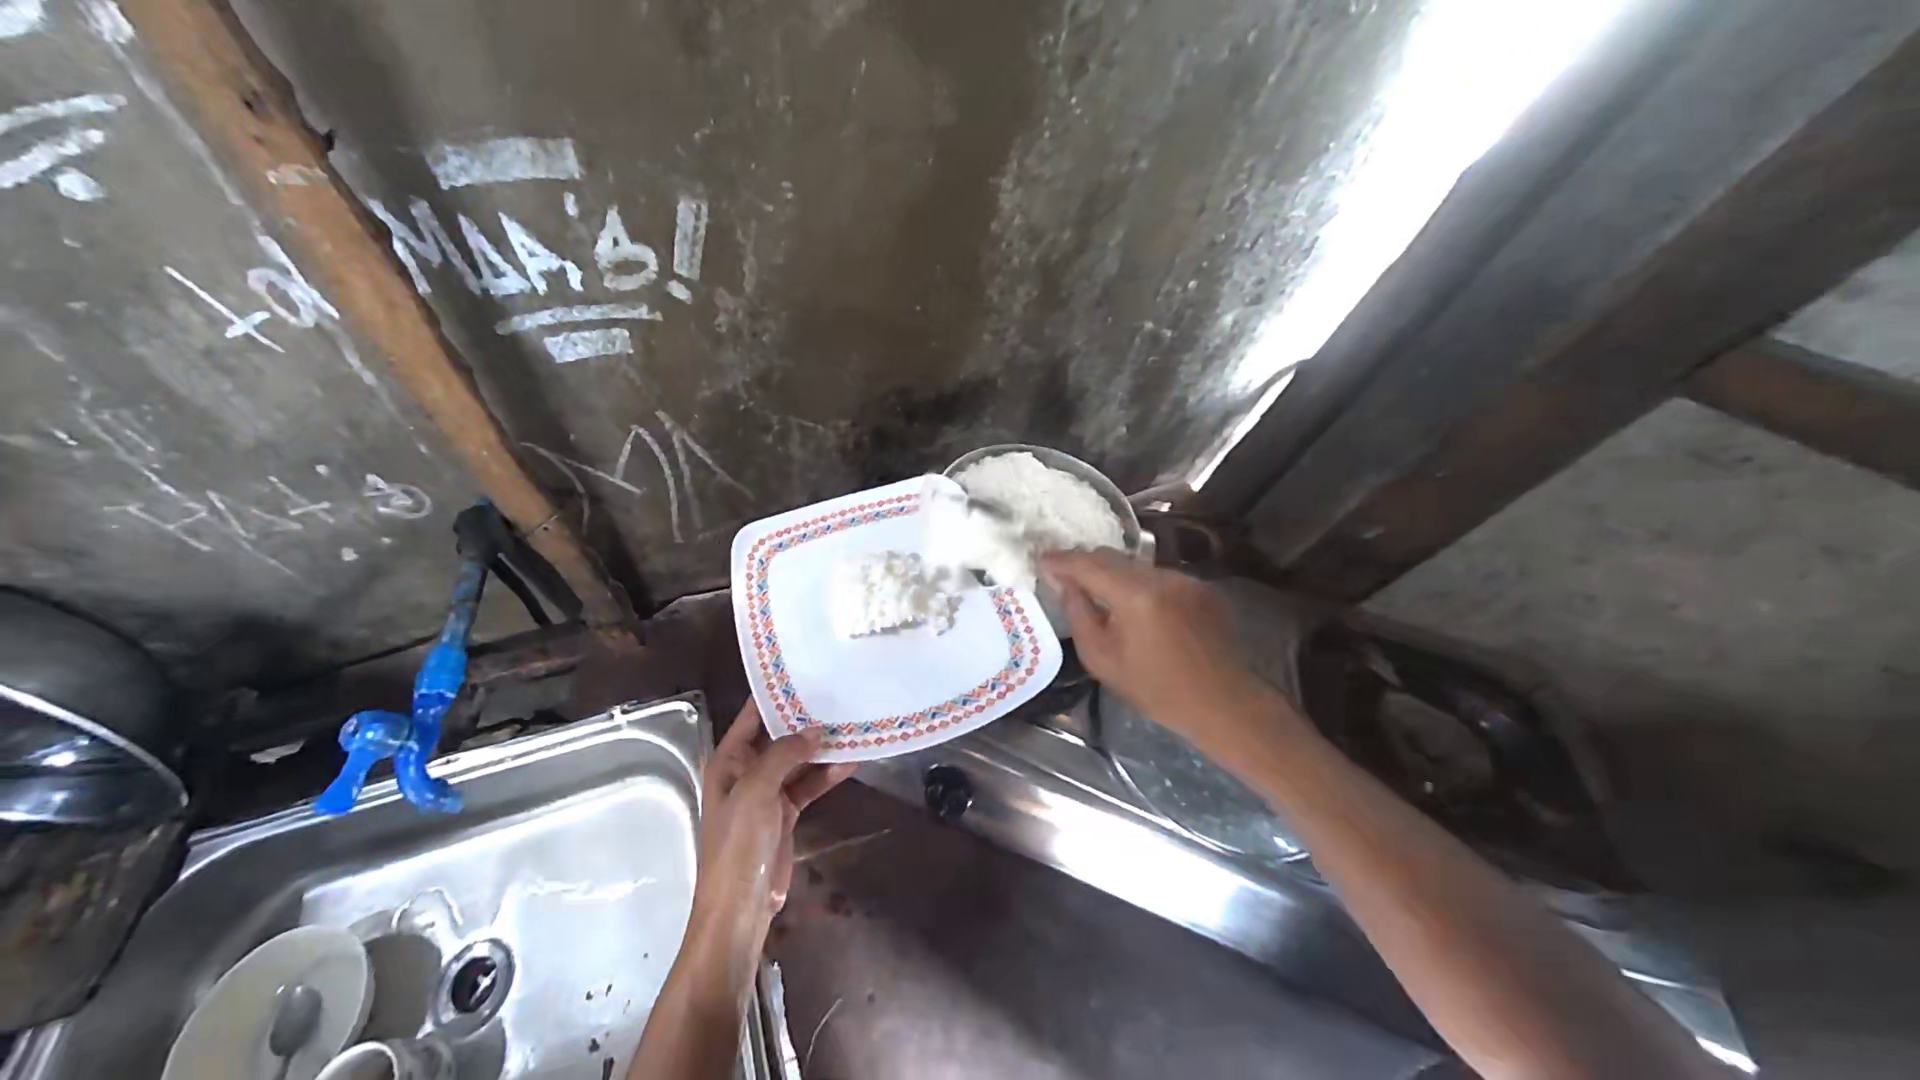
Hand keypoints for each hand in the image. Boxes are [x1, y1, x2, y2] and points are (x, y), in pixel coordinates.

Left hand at [684, 701, 855, 986]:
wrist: (741, 905)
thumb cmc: (738, 843)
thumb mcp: (756, 791)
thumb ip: (784, 755)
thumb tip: (815, 729)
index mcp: (728, 760)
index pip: (752, 716)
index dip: (775, 694)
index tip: (805, 672)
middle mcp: (746, 770)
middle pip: (778, 736)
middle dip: (805, 719)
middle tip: (838, 693)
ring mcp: (767, 792)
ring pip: (798, 760)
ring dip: (821, 747)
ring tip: (851, 723)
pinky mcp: (786, 812)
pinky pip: (809, 784)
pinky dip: (827, 774)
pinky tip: (852, 761)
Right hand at [1043, 551, 1293, 753]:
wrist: (1223, 702)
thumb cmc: (1157, 689)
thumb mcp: (1103, 660)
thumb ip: (1079, 616)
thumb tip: (1067, 586)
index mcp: (1136, 595)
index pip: (1089, 564)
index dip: (1062, 560)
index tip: (1043, 560)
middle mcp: (1162, 576)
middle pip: (1113, 557)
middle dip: (1086, 565)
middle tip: (1066, 577)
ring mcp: (1185, 578)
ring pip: (1136, 566)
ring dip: (1115, 576)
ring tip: (1102, 595)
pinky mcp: (1201, 587)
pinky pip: (1159, 577)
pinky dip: (1141, 586)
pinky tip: (1139, 609)